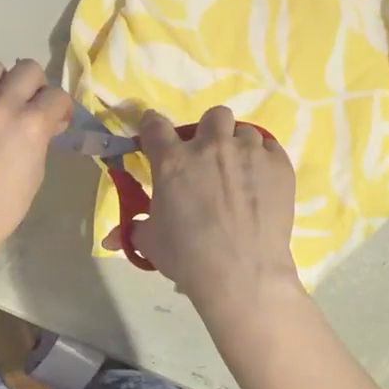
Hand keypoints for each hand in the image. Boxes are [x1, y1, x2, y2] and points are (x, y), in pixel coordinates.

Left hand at [0, 60, 73, 258]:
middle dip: (34, 86)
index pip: (56, 94)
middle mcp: (0, 106)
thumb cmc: (3, 210)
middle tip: (28, 106)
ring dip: (1, 84)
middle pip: (26, 68)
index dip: (59, 108)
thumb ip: (40, 138)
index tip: (56, 118)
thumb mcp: (35, 173)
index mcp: (30, 124)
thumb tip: (45, 121)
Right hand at [105, 107, 297, 306]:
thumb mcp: (150, 244)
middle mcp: (211, 146)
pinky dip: (262, 162)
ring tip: (237, 175)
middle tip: (207, 159)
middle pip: (212, 116)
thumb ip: (132, 230)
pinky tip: (258, 186)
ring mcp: (249, 152)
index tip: (154, 136)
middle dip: (208, 132)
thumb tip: (109, 239)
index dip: (152, 127)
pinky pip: (270, 149)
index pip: (155, 126)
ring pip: (244, 132)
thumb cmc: (186, 257)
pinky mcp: (279, 165)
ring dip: (237, 147)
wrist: (241, 272)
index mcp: (173, 162)